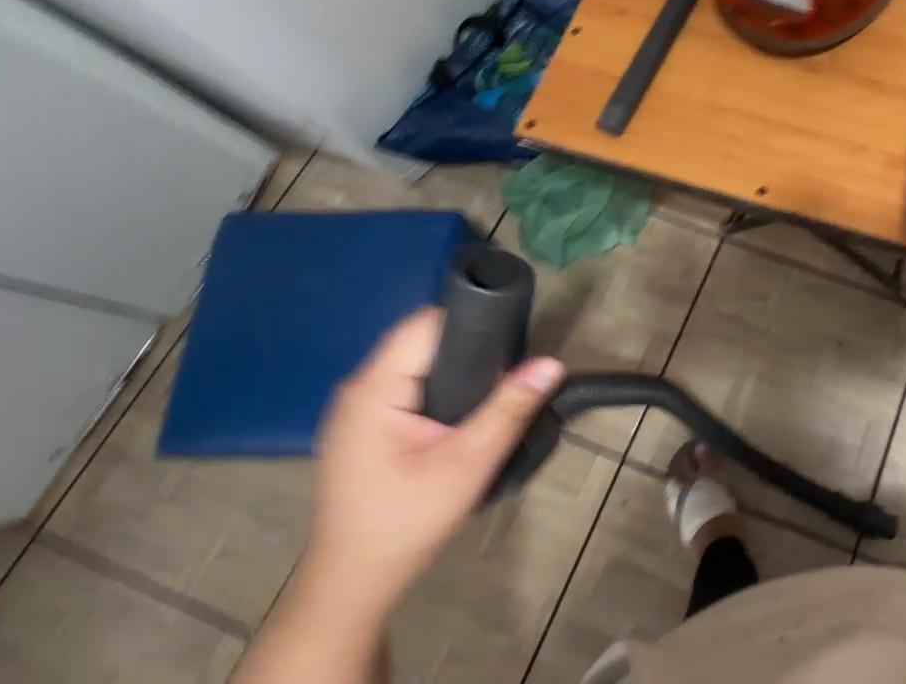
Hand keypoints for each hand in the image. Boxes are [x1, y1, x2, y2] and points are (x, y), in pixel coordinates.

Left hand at [299, 309, 564, 619]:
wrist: (355, 581)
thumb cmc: (407, 520)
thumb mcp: (469, 463)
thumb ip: (509, 408)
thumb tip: (551, 363)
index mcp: (375, 388)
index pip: (424, 324)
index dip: (470, 323)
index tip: (507, 343)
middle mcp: (357, 389)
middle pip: (420, 342)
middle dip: (466, 352)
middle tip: (504, 379)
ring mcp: (354, 410)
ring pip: (413, 366)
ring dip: (452, 373)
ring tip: (488, 398)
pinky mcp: (360, 429)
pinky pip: (404, 389)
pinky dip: (435, 392)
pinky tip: (457, 419)